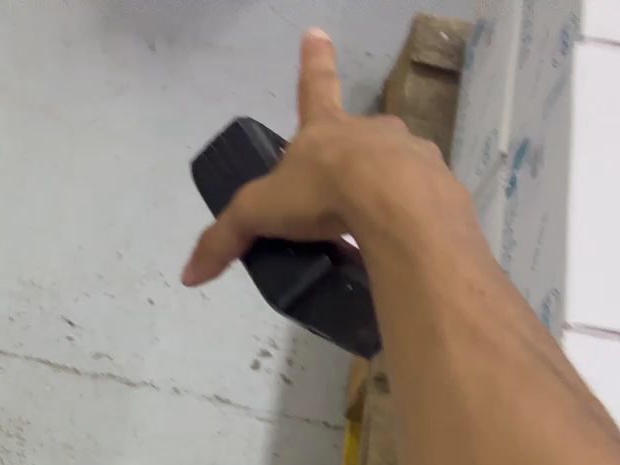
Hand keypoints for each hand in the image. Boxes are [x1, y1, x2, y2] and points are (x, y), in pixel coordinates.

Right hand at [181, 29, 462, 286]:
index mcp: (323, 128)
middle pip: (348, 139)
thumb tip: (189, 275)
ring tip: (348, 230)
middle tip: (323, 195)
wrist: (394, 201)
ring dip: (365, 193)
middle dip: (337, 162)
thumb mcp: (255, 214)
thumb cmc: (320, 190)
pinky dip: (389, 218)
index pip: (313, 86)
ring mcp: (404, 152)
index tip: (316, 33)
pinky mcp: (430, 183)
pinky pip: (405, 200)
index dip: (312, 62)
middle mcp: (367, 130)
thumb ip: (222, 240)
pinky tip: (376, 243)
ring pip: (381, 169)